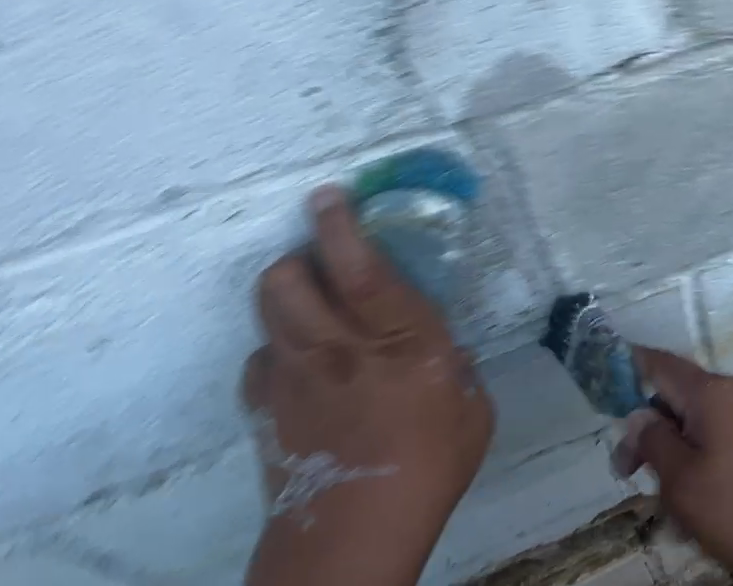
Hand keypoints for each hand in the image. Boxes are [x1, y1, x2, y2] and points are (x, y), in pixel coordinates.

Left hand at [243, 186, 494, 585]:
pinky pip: (260, 359)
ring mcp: (293, 377)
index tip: (327, 195)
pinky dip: (277, 352)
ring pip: (269, 309)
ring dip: (288, 296)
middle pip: (288, 278)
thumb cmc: (430, 466)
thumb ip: (457, 367)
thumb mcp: (472, 408)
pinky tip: (300, 369)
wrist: (354, 536)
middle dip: (301, 256)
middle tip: (324, 262)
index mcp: (401, 341)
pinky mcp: (265, 409)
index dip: (340, 225)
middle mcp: (339, 347)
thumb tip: (443, 350)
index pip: (360, 268)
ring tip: (311, 307)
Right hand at [614, 347, 732, 583]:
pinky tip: (694, 499)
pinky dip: (697, 457)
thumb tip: (637, 415)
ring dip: (672, 451)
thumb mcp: (682, 480)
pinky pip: (717, 435)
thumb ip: (653, 441)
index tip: (601, 382)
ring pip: (695, 420)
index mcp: (711, 391)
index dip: (627, 367)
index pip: (659, 363)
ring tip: (667, 499)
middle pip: (676, 395)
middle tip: (626, 472)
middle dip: (648, 429)